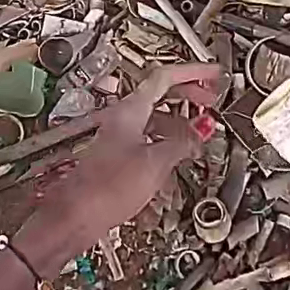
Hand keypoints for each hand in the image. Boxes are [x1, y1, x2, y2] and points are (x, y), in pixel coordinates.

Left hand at [13, 62, 222, 272]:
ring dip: (179, 121)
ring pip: (155, 118)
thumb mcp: (155, 162)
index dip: (192, 72)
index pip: (164, 77)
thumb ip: (182, 142)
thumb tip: (203, 127)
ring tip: (200, 131)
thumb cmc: (106, 189)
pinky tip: (178, 154)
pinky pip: (148, 139)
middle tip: (211, 98)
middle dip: (188, 94)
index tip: (213, 72)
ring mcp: (119, 137)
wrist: (76, 216)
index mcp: (130, 110)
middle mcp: (122, 119)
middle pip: (160, 94)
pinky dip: (167, 141)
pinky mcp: (119, 156)